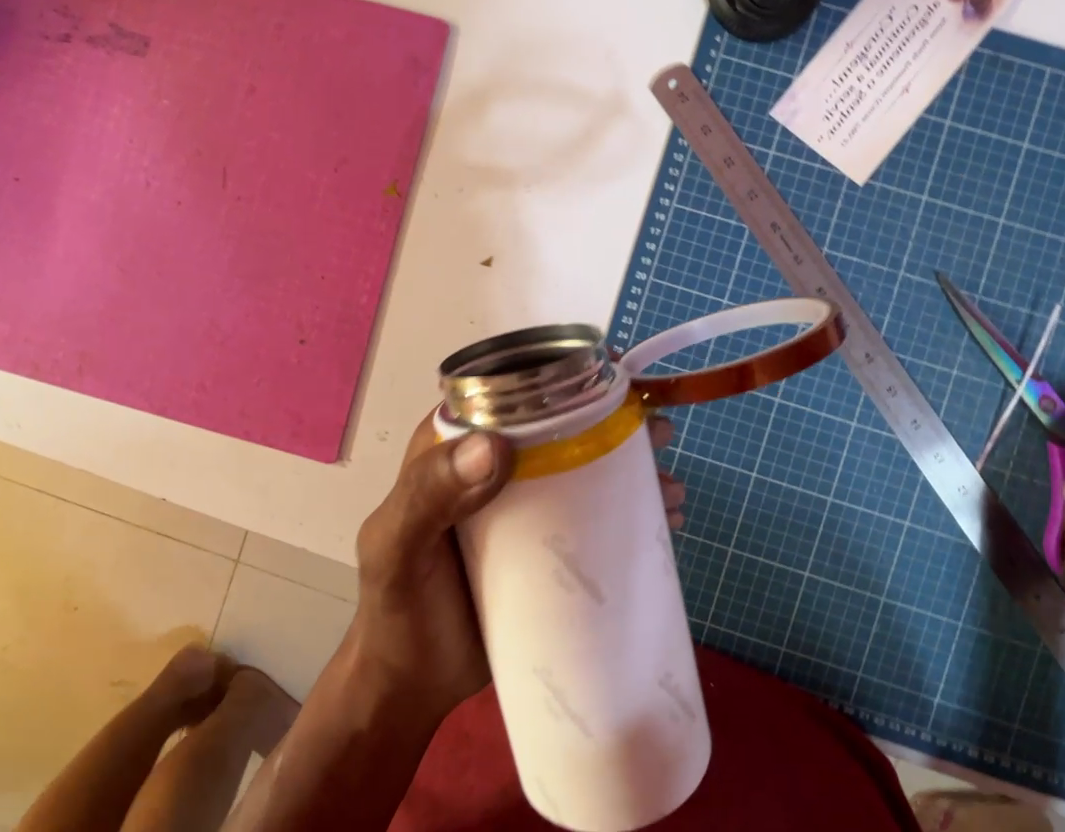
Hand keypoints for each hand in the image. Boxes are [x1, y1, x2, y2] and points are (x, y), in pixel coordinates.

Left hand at [348, 416, 686, 721]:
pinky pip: (590, 520)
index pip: (503, 395)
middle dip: (610, 425)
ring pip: (580, 472)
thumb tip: (494, 446)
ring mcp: (520, 511)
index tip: (608, 383)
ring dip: (627, 471)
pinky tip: (663, 521)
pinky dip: (626, 516)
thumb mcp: (397, 547)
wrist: (412, 683)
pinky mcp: (544, 550)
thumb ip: (428, 495)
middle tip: (656, 434)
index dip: (554, 381)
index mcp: (450, 449)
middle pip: (556, 430)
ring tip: (668, 487)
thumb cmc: (396, 608)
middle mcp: (489, 468)